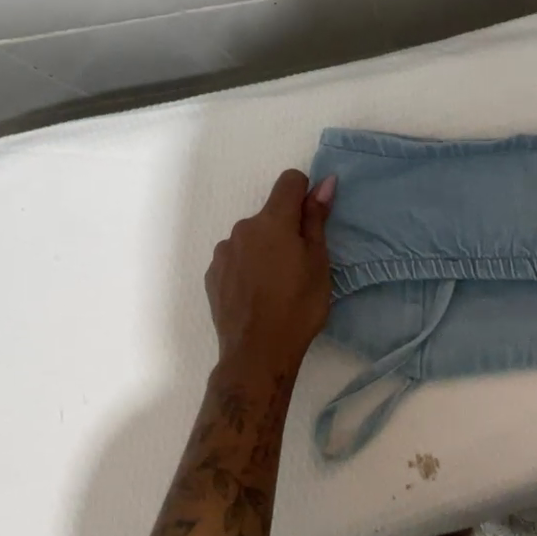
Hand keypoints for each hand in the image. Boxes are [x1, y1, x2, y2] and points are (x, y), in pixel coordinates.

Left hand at [205, 169, 336, 378]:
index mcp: (272, 221)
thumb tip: (324, 182)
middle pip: (270, 213)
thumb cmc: (298, 305)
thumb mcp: (318, 261)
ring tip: (276, 283)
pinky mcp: (212, 275)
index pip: (289, 181)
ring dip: (265, 248)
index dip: (305, 194)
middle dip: (285, 228)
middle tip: (299, 263)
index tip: (312, 222)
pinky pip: (236, 258)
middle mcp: (242, 228)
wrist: (257, 354)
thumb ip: (316, 218)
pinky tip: (256, 294)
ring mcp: (223, 252)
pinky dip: (247, 266)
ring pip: (252, 236)